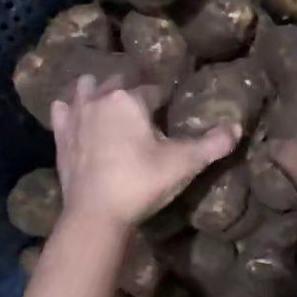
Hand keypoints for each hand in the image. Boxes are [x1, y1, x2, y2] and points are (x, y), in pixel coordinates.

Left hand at [52, 75, 236, 229]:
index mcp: (129, 100)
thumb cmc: (141, 183)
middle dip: (132, 89)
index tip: (172, 108)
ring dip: (99, 90)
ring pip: (86, 89)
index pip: (152, 90)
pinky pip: (63, 110)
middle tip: (147, 106)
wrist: (96, 213)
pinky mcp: (61, 136)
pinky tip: (79, 115)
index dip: (165, 98)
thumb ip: (212, 144)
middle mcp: (99, 99)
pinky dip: (72, 108)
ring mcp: (75, 116)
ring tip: (113, 103)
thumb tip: (236, 128)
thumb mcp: (184, 164)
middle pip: (118, 83)